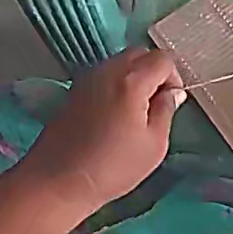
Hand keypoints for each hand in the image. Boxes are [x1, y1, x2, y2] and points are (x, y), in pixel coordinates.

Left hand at [22, 48, 183, 208]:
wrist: (58, 180)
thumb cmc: (112, 167)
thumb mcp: (154, 144)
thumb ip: (166, 110)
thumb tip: (173, 92)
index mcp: (131, 81)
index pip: (162, 58)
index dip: (174, 77)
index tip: (171, 101)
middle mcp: (108, 70)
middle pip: (140, 53)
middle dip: (154, 71)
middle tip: (156, 102)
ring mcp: (88, 77)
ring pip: (120, 61)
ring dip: (134, 76)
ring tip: (135, 110)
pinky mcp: (75, 88)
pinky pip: (104, 74)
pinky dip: (116, 83)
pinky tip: (114, 113)